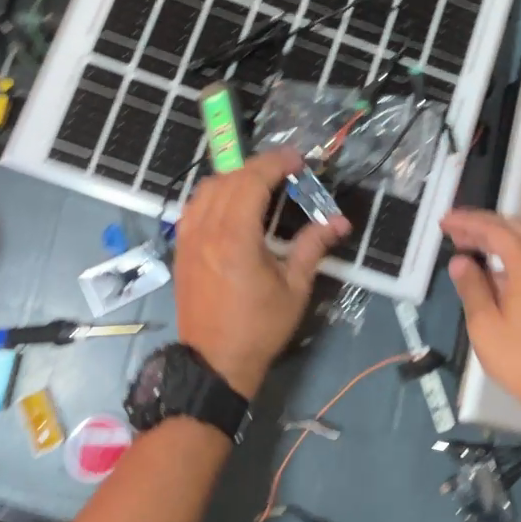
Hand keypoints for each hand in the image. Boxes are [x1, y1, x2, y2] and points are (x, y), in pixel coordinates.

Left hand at [175, 148, 349, 397]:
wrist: (215, 362)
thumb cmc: (259, 328)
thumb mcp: (294, 288)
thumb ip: (313, 247)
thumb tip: (339, 221)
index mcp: (235, 238)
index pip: (252, 181)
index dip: (275, 163)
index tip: (298, 159)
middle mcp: (206, 230)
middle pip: (230, 179)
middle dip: (259, 167)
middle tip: (287, 172)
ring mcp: (188, 238)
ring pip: (207, 188)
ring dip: (234, 177)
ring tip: (260, 185)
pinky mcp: (181, 248)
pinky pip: (194, 206)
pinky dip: (214, 194)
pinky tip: (232, 204)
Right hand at [442, 208, 520, 427]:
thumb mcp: (485, 324)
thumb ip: (471, 287)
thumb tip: (461, 261)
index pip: (494, 229)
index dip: (467, 222)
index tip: (443, 222)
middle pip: (513, 228)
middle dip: (481, 225)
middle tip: (452, 231)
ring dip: (498, 236)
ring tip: (469, 243)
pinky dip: (513, 249)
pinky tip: (495, 264)